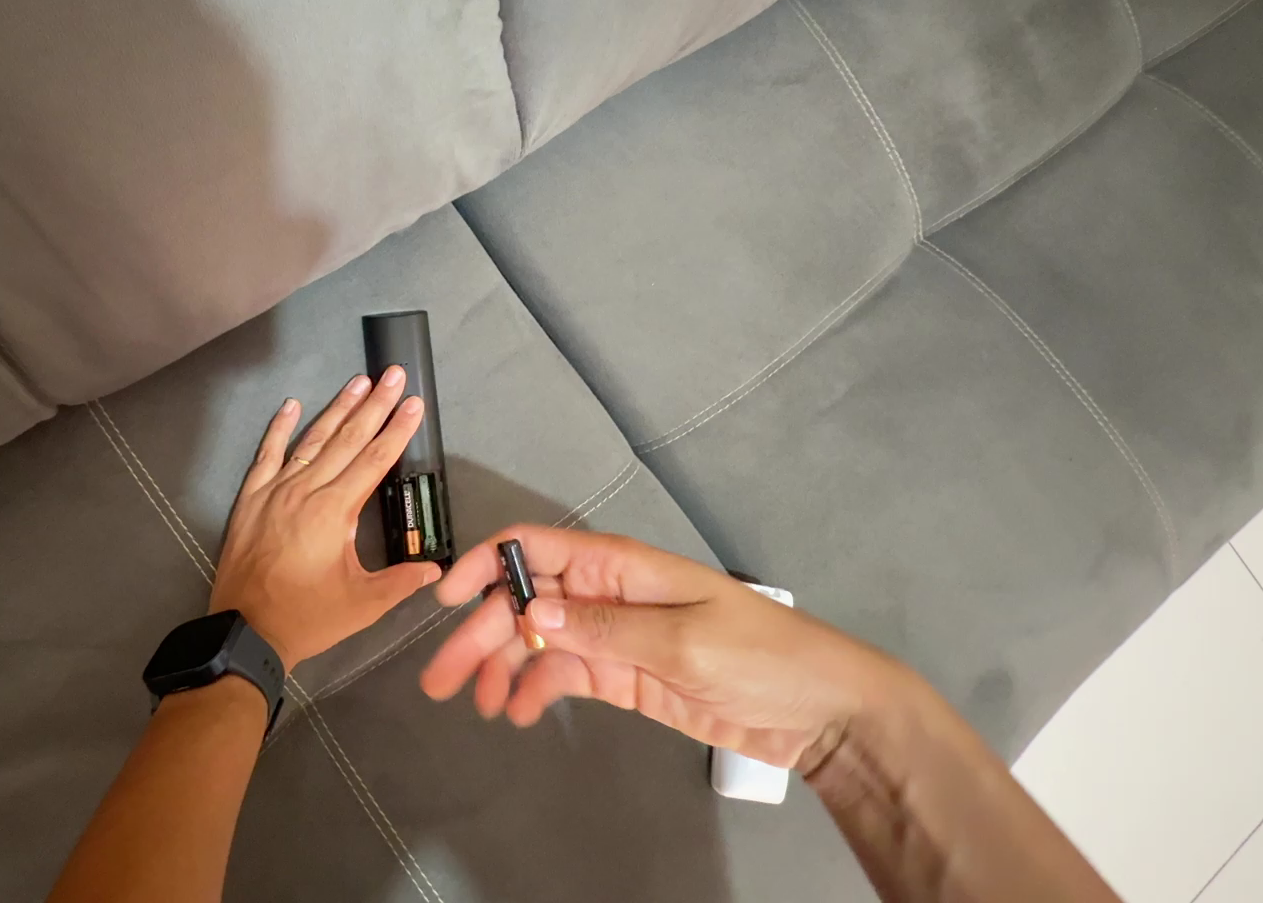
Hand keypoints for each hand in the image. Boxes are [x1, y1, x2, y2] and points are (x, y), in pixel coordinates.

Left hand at [209, 368, 442, 671]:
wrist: (245, 631)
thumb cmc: (307, 617)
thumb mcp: (362, 605)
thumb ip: (401, 582)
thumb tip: (435, 570)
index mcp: (335, 511)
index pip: (374, 460)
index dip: (397, 430)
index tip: (413, 402)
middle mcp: (306, 490)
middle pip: (347, 439)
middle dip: (375, 405)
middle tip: (392, 374)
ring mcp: (275, 490)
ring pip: (312, 440)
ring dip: (337, 409)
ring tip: (358, 382)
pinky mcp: (251, 498)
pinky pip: (267, 455)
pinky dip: (279, 428)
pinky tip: (292, 405)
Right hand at [418, 526, 906, 771]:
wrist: (820, 712)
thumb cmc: (760, 655)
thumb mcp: (683, 641)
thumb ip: (603, 628)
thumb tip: (528, 612)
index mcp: (614, 566)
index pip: (533, 548)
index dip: (485, 564)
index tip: (447, 598)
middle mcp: (598, 594)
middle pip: (521, 602)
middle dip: (478, 634)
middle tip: (442, 680)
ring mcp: (605, 636)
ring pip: (533, 642)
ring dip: (498, 667)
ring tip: (478, 703)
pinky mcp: (616, 675)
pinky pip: (560, 675)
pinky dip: (533, 691)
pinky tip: (518, 713)